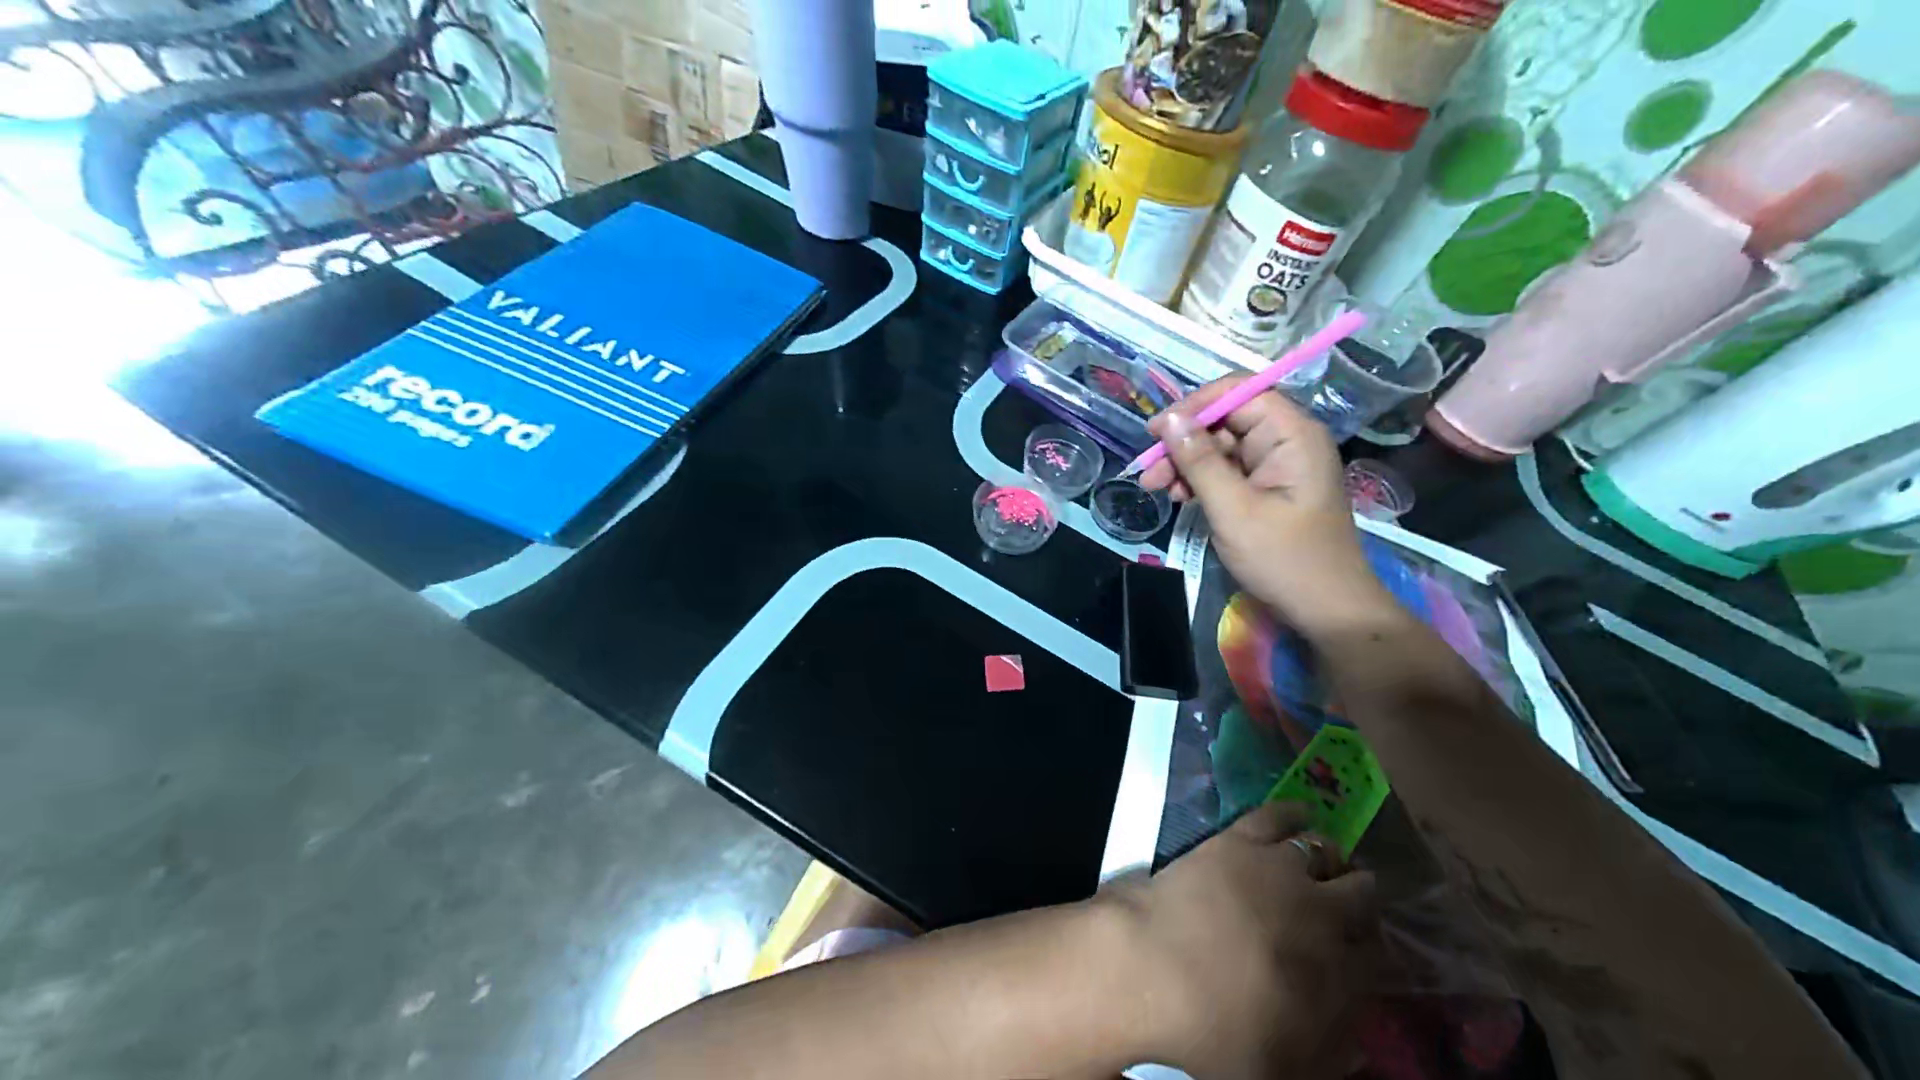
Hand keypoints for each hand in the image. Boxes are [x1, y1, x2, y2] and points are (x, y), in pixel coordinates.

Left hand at [1098, 802, 1379, 1079]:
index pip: (1381, 959)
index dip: (1376, 958)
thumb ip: (1328, 1049)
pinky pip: (1277, 816)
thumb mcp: (1288, 1066)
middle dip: (1358, 903)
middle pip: (1362, 896)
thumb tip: (1353, 1043)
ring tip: (1323, 864)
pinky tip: (1302, 814)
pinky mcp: (1238, 840)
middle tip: (1343, 910)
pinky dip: (1293, 815)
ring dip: (1328, 860)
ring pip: (1322, 851)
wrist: (1151, 976)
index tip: (1366, 960)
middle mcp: (1321, 916)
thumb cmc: (1216, 1039)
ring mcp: (1279, 871)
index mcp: (1340, 977)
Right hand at [1141, 377, 1395, 636]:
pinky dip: (1199, 481)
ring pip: (1220, 447)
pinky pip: (1226, 471)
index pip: (1238, 393)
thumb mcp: (1233, 509)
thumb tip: (1167, 418)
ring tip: (1157, 491)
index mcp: (1291, 434)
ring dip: (1185, 465)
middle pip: (1225, 421)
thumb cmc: (1284, 559)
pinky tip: (1178, 499)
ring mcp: (1276, 465)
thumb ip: (1200, 461)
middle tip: (1148, 473)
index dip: (1194, 406)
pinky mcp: (1266, 488)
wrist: (1325, 610)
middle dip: (1183, 443)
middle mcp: (1286, 440)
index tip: (1156, 433)